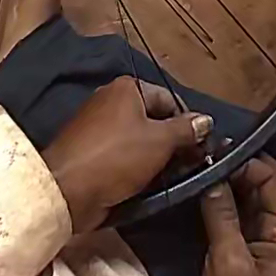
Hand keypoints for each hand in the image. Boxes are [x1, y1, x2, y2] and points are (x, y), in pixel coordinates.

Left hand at [41, 78, 211, 232]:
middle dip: (174, 143)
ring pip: (142, 140)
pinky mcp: (95, 149)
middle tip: (194, 168)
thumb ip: (185, 130)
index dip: (188, 123)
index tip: (203, 149)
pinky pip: (126, 154)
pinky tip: (153, 184)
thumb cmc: (116, 156)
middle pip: (155, 120)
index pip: (169, 100)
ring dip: (159, 159)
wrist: (69, 187)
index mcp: (126, 88)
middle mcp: (112, 100)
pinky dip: (140, 167)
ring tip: (176, 179)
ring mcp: (101, 126)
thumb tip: (206, 120)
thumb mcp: (159, 141)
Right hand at [197, 155, 275, 275]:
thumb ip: (221, 214)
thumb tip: (212, 173)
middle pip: (269, 186)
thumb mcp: (226, 260)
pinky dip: (228, 198)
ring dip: (233, 181)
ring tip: (203, 169)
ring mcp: (271, 245)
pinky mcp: (254, 252)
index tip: (216, 155)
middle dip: (241, 166)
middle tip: (207, 157)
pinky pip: (245, 214)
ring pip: (256, 198)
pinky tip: (207, 193)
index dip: (248, 162)